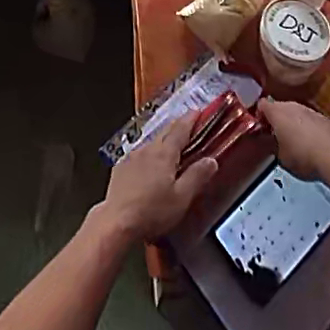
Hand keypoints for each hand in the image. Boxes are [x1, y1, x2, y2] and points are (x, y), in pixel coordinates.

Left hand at [98, 114, 219, 242]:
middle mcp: (146, 150)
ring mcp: (131, 157)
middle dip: (177, 126)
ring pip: (151, 143)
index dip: (189, 120)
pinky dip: (150, 152)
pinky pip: (140, 154)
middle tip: (188, 122)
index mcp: (163, 155)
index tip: (197, 111)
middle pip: (164, 133)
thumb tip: (211, 160)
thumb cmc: (153, 211)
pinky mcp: (122, 166)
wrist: (118, 219)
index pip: (179, 131)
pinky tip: (151, 161)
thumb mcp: (182, 197)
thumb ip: (197, 177)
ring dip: (163, 139)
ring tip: (172, 141)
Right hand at [259, 96, 329, 181]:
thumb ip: (273, 144)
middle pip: (279, 107)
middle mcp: (291, 106)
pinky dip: (310, 128)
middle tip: (278, 135)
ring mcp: (310, 110)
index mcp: (275, 112)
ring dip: (295, 122)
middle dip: (278, 119)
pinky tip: (314, 143)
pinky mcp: (326, 119)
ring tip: (298, 140)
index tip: (262, 128)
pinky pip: (312, 121)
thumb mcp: (280, 157)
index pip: (261, 105)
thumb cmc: (302, 157)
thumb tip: (275, 143)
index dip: (260, 116)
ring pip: (297, 113)